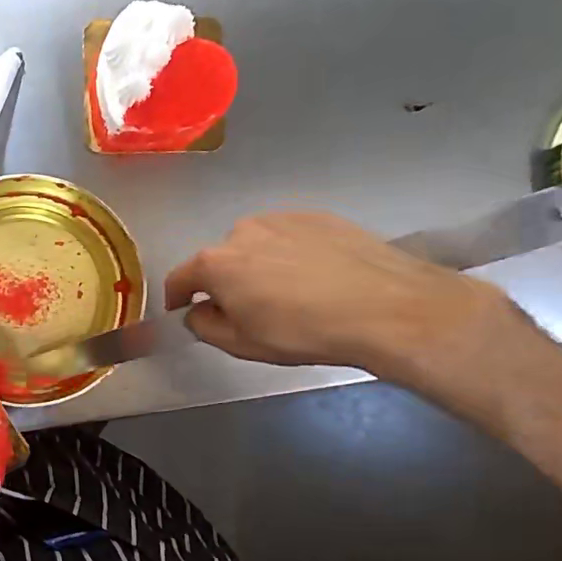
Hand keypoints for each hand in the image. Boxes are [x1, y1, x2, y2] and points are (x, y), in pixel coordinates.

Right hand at [163, 212, 518, 380]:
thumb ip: (205, 326)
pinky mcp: (317, 215)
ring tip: (291, 294)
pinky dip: (292, 254)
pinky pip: (290, 237)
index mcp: (216, 262)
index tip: (182, 311)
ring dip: (260, 265)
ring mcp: (281, 218)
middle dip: (226, 282)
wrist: (385, 307)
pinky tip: (318, 277)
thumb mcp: (243, 344)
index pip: (179, 278)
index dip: (176, 297)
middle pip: (221, 259)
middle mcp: (241, 230)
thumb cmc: (303, 332)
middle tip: (251, 311)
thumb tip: (198, 312)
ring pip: (257, 245)